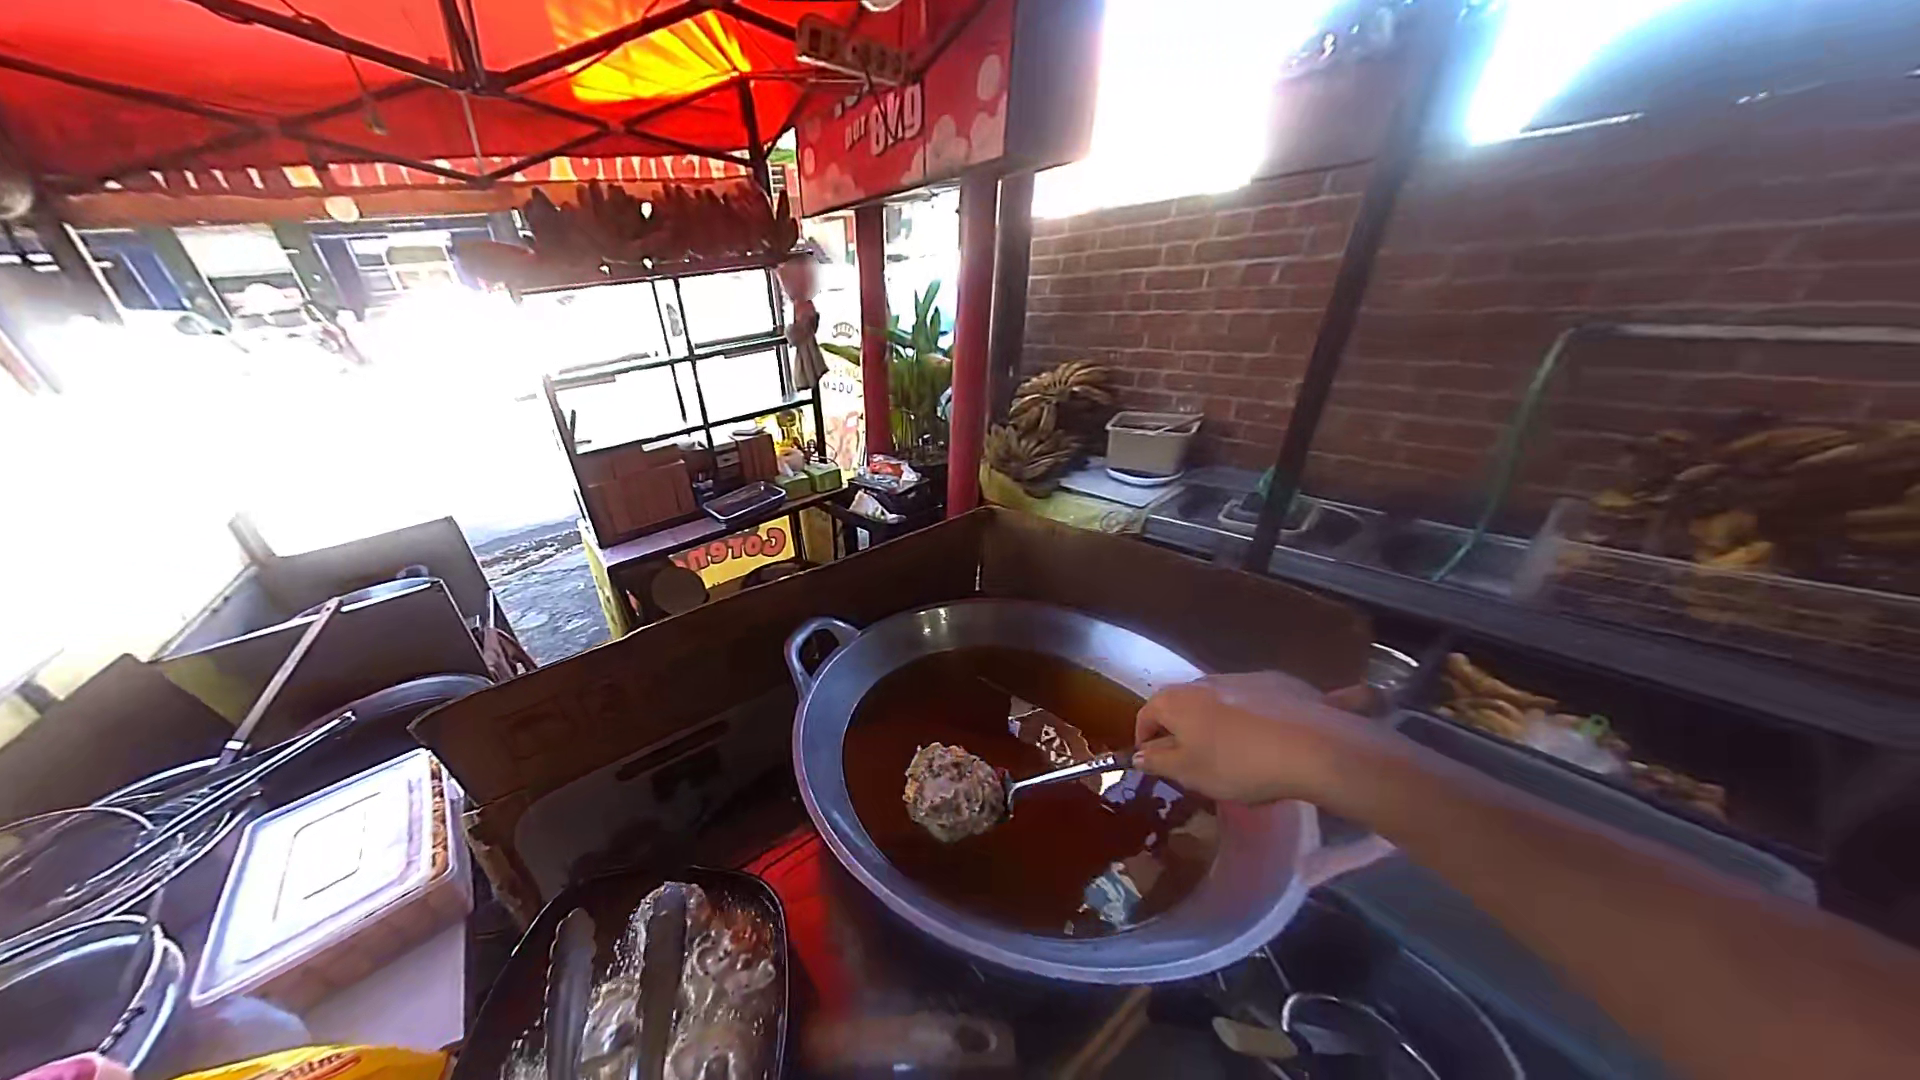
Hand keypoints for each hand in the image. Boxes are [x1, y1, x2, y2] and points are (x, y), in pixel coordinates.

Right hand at [1131, 673, 1388, 805]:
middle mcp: (1203, 680)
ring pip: (1218, 701)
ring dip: (1217, 722)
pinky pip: (1255, 700)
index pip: (1145, 716)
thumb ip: (1159, 762)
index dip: (1145, 740)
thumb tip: (1139, 755)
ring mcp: (1242, 677)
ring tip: (1237, 753)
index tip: (1155, 764)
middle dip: (1182, 730)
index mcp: (1175, 700)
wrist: (1313, 746)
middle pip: (1182, 705)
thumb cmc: (1238, 764)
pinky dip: (1254, 716)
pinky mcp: (1279, 682)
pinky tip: (1272, 738)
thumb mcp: (1190, 773)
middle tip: (1196, 762)